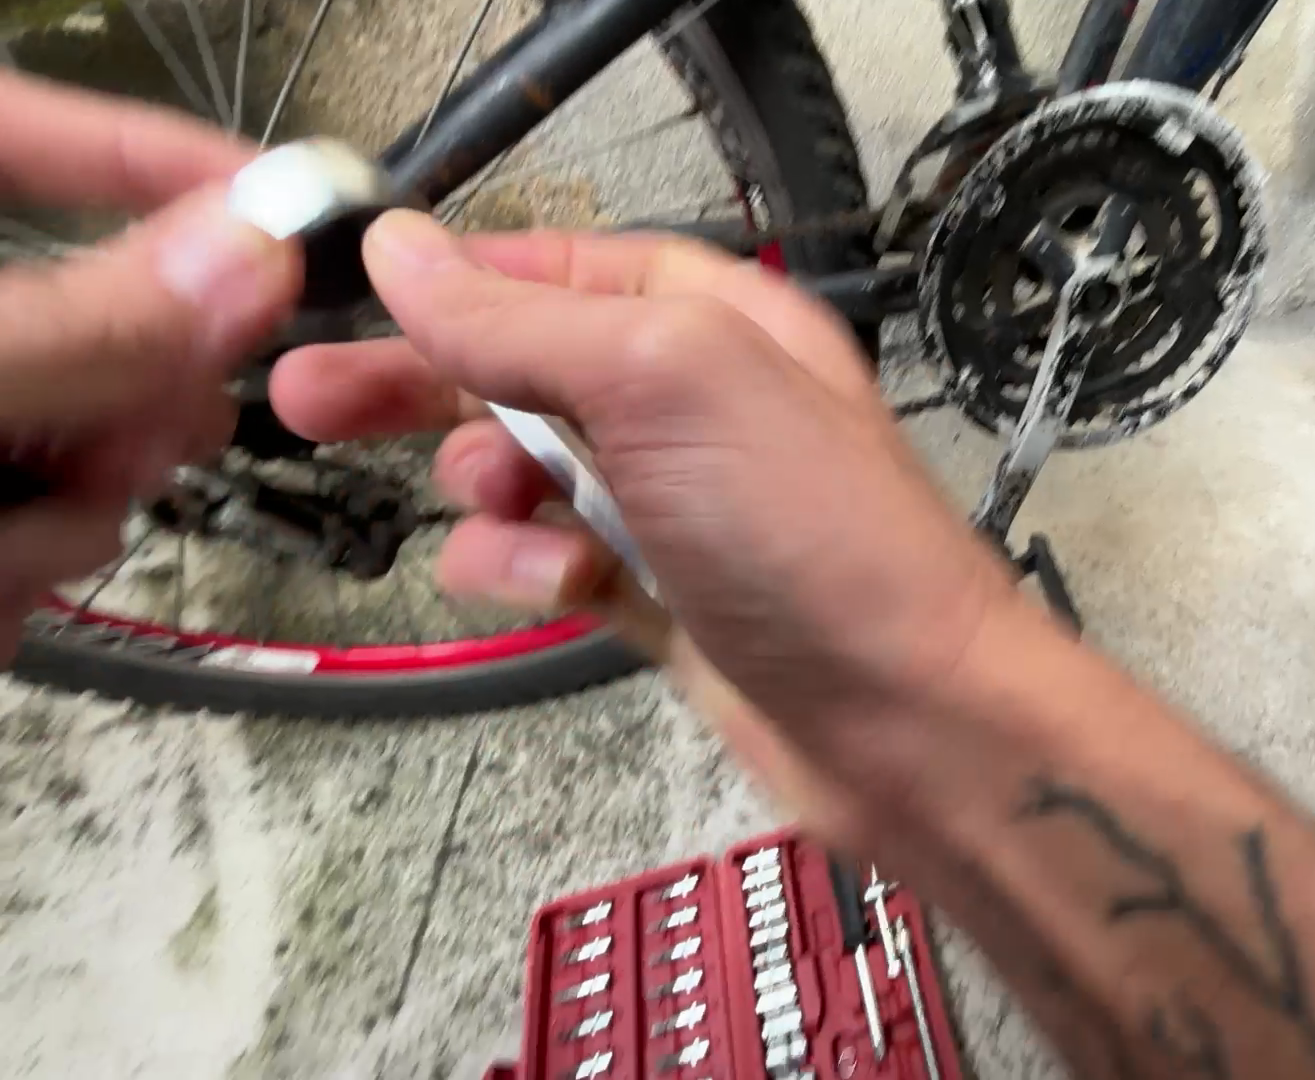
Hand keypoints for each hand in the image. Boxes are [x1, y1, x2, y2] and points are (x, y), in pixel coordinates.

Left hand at [0, 72, 302, 662]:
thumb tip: (261, 256)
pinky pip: (28, 517)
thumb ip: (75, 326)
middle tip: (117, 463)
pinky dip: (12, 567)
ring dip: (61, 519)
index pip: (20, 132)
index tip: (297, 219)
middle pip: (93, 324)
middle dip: (129, 414)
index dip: (173, 162)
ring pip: (78, 442)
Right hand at [271, 212, 1022, 837]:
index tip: (368, 291)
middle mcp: (711, 413)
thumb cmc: (812, 532)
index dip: (479, 276)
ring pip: (540, 475)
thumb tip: (407, 252)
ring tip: (508, 507)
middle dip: (438, 383)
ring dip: (495, 490)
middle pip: (543, 372)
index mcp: (730, 330)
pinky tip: (561, 589)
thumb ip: (538, 324)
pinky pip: (564, 564)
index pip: (585, 269)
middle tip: (317, 402)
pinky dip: (536, 572)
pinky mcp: (671, 598)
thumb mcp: (678, 384)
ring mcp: (689, 512)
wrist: (900, 709)